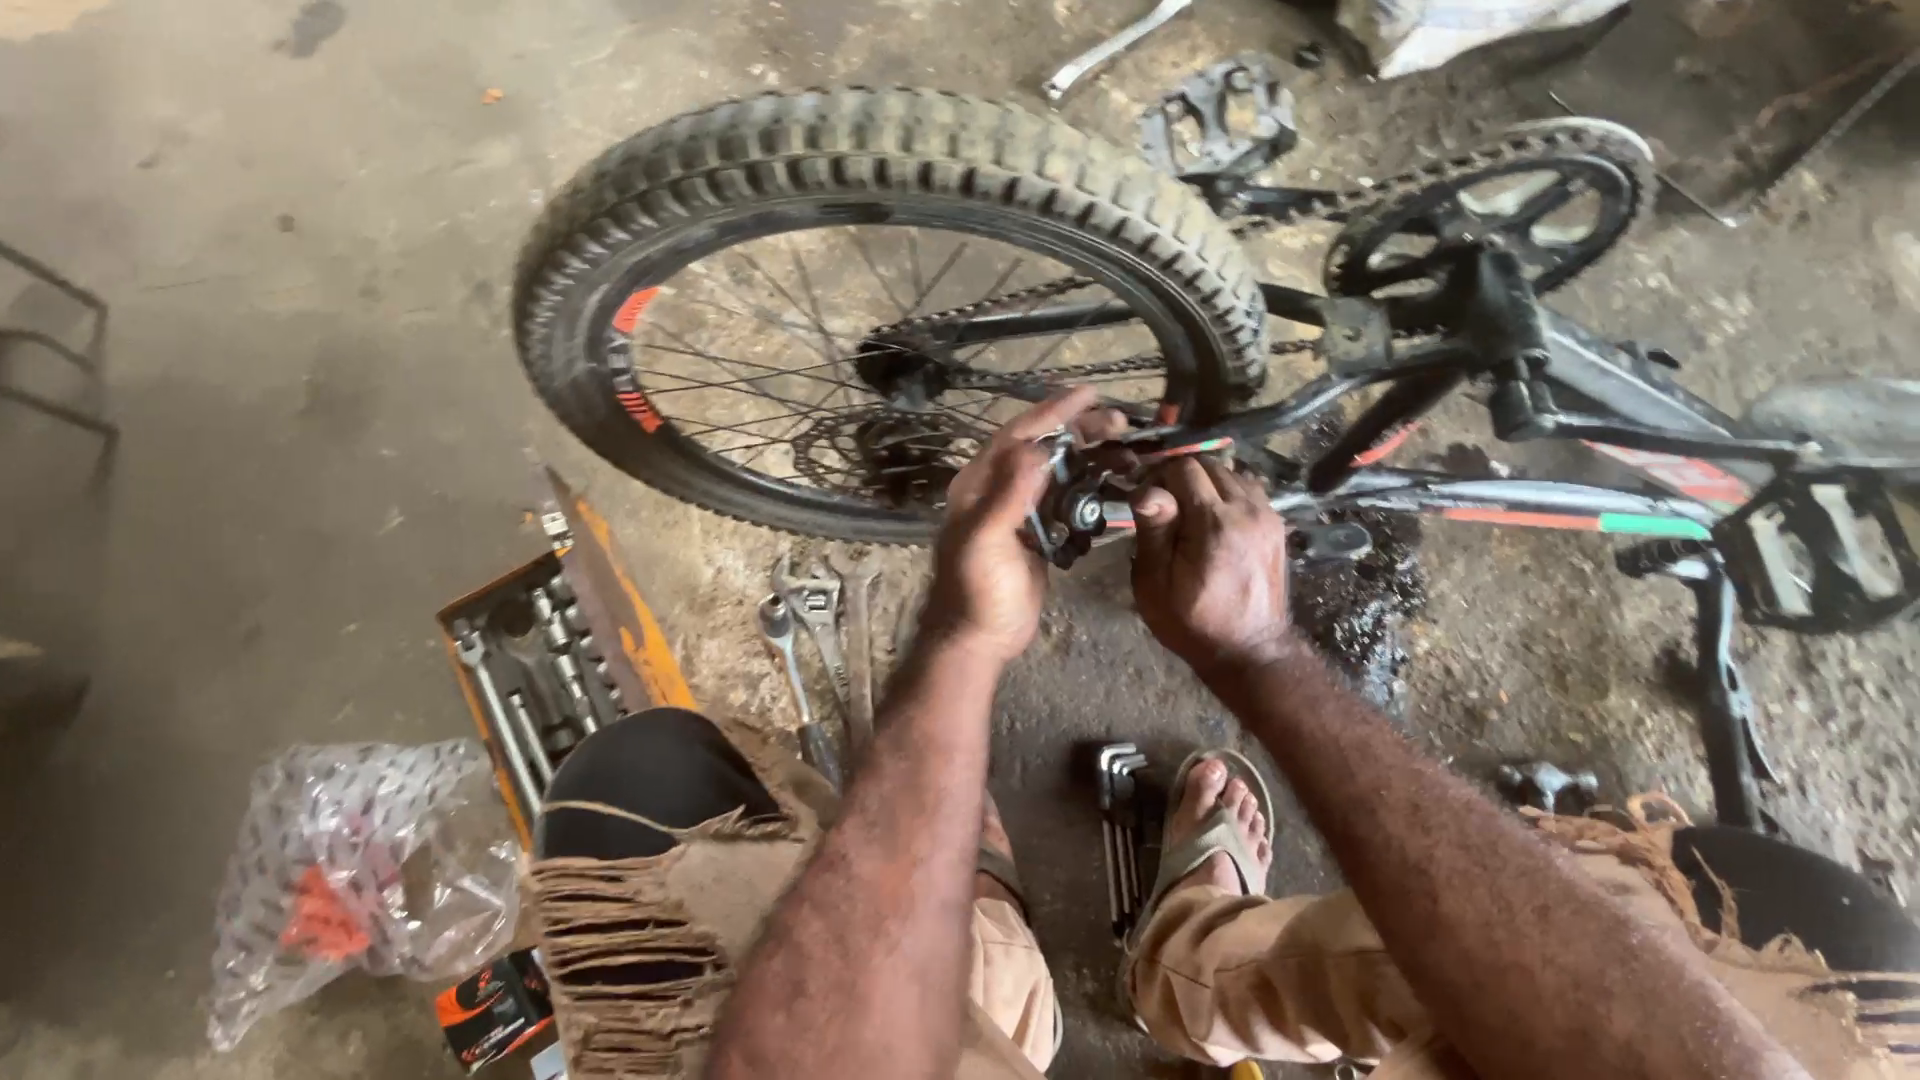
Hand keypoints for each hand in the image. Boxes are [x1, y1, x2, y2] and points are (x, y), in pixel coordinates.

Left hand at [924, 387, 1121, 665]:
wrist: (979, 637)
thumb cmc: (976, 590)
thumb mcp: (986, 539)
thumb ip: (1008, 493)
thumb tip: (1037, 448)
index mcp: (978, 484)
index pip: (1017, 436)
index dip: (1052, 412)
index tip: (1089, 395)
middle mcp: (996, 490)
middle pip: (1041, 448)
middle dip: (1078, 432)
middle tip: (1119, 422)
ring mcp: (1018, 512)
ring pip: (1057, 473)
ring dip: (1088, 459)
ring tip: (1124, 450)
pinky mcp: (1036, 534)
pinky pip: (1064, 501)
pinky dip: (1087, 490)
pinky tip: (1111, 484)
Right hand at [1130, 457, 1295, 676]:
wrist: (1249, 650)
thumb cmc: (1192, 622)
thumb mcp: (1155, 583)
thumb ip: (1153, 530)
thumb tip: (1146, 490)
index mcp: (1214, 521)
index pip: (1183, 467)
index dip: (1158, 477)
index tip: (1147, 503)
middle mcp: (1247, 509)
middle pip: (1209, 463)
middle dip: (1181, 476)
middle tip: (1165, 508)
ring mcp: (1268, 515)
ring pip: (1232, 472)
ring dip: (1206, 483)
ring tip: (1189, 513)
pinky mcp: (1277, 525)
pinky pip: (1249, 489)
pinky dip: (1228, 492)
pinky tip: (1214, 518)